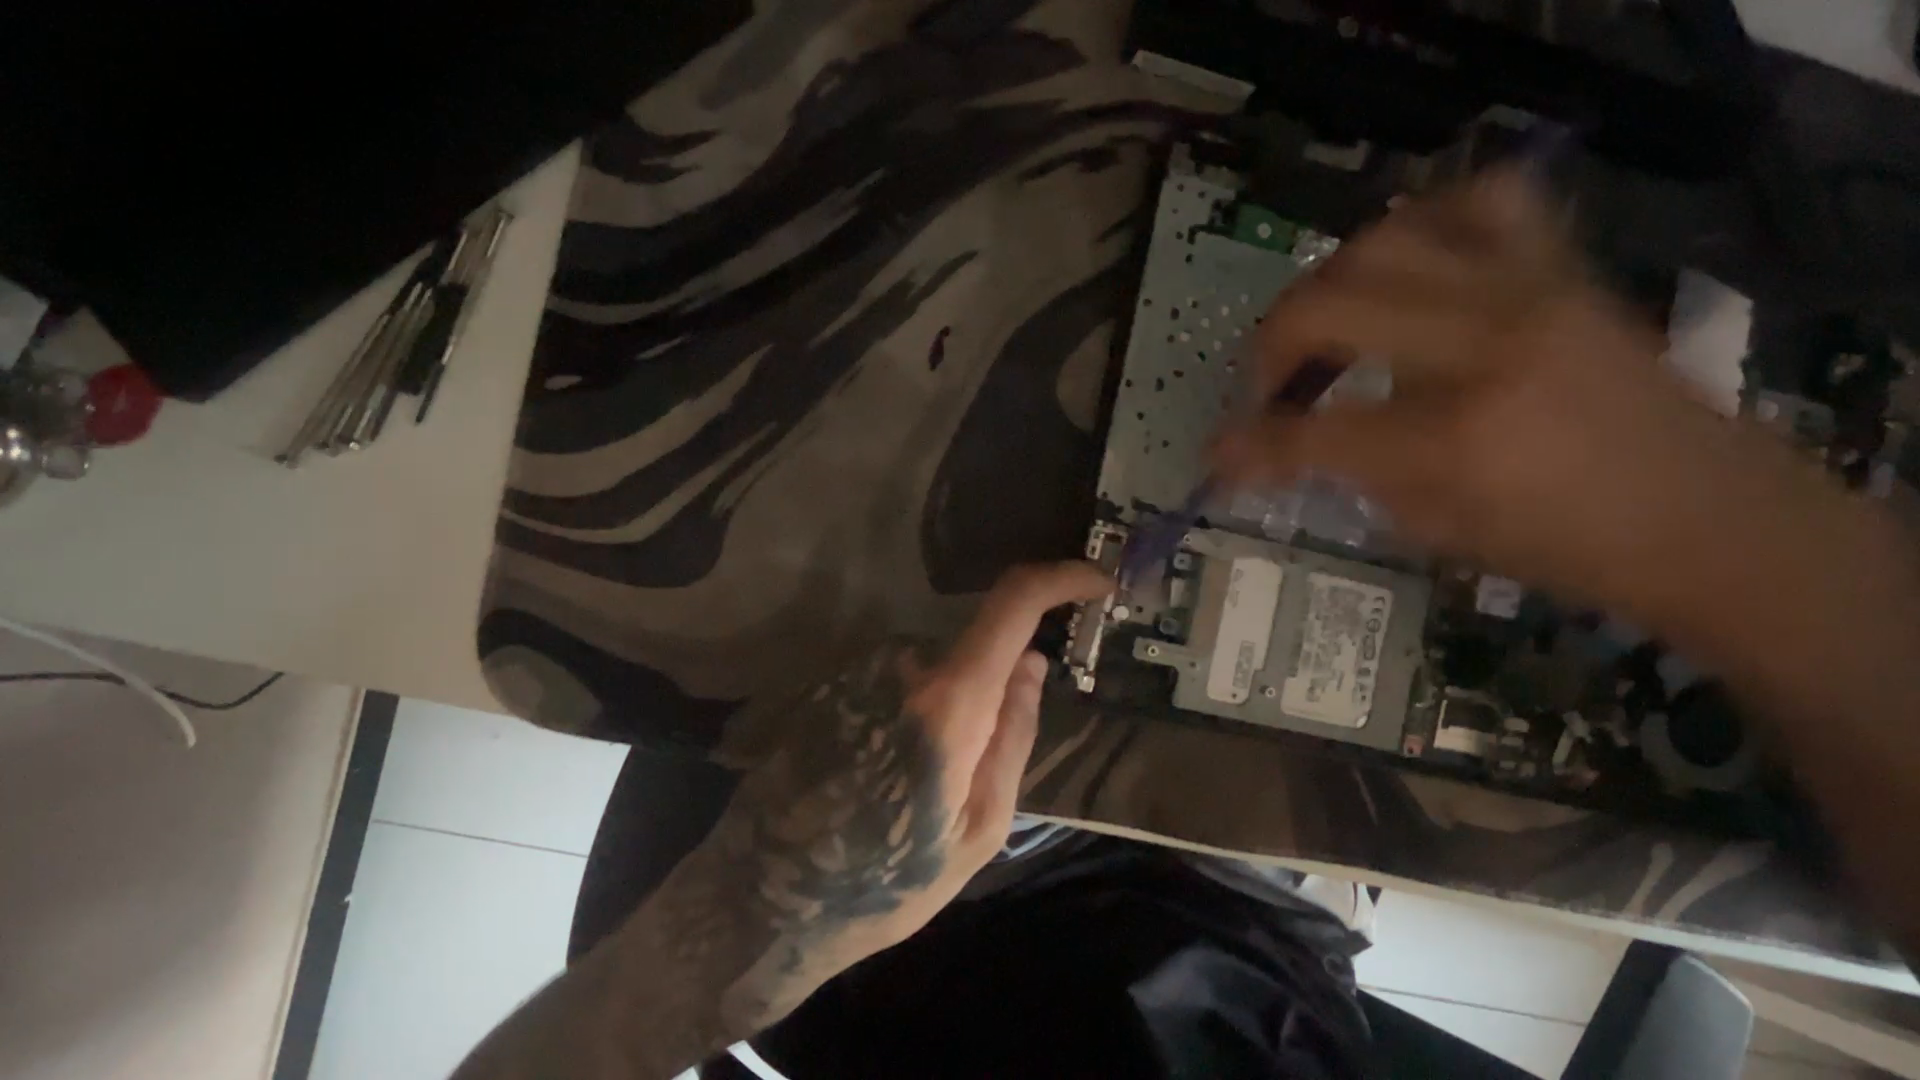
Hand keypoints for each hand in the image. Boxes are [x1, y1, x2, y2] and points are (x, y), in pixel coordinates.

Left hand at [698, 561, 1112, 1005]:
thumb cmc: (888, 879)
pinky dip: (906, 715)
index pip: (1012, 604)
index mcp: (947, 700)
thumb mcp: (979, 828)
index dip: (1061, 579)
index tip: (1095, 582)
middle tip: (967, 778)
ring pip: (932, 670)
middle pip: (972, 650)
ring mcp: (856, 669)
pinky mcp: (827, 684)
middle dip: (988, 694)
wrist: (768, 898)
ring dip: (941, 712)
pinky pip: (893, 683)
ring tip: (910, 793)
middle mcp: (899, 664)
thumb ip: (1013, 735)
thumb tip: (1032, 663)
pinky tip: (876, 780)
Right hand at [1211, 170, 1811, 608]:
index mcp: (1452, 439)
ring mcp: (1529, 293)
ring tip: (1328, 324)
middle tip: (1269, 387)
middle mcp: (1484, 347)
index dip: (1245, 447)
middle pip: (1327, 305)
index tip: (1215, 455)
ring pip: (1387, 236)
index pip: (1308, 432)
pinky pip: (1483, 202)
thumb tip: (1283, 444)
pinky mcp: (1563, 271)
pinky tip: (1409, 267)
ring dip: (1331, 280)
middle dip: (1269, 348)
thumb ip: (1351, 475)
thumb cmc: (1567, 548)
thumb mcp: (1436, 530)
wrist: (1711, 519)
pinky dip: (1426, 223)